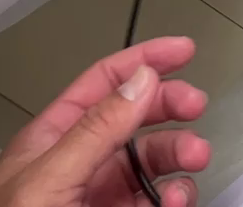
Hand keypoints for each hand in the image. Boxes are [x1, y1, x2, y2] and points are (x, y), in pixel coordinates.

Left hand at [0, 37, 210, 206]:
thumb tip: (142, 78)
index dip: (142, 60)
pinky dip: (172, 199)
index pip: (100, 84)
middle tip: (196, 106)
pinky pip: (153, 204)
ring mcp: (96, 203)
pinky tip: (175, 204)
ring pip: (150, 162)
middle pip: (133, 117)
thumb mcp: (45, 186)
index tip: (184, 51)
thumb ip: (95, 130)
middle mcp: (76, 167)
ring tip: (195, 162)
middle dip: (168, 106)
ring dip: (178, 155)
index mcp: (49, 144)